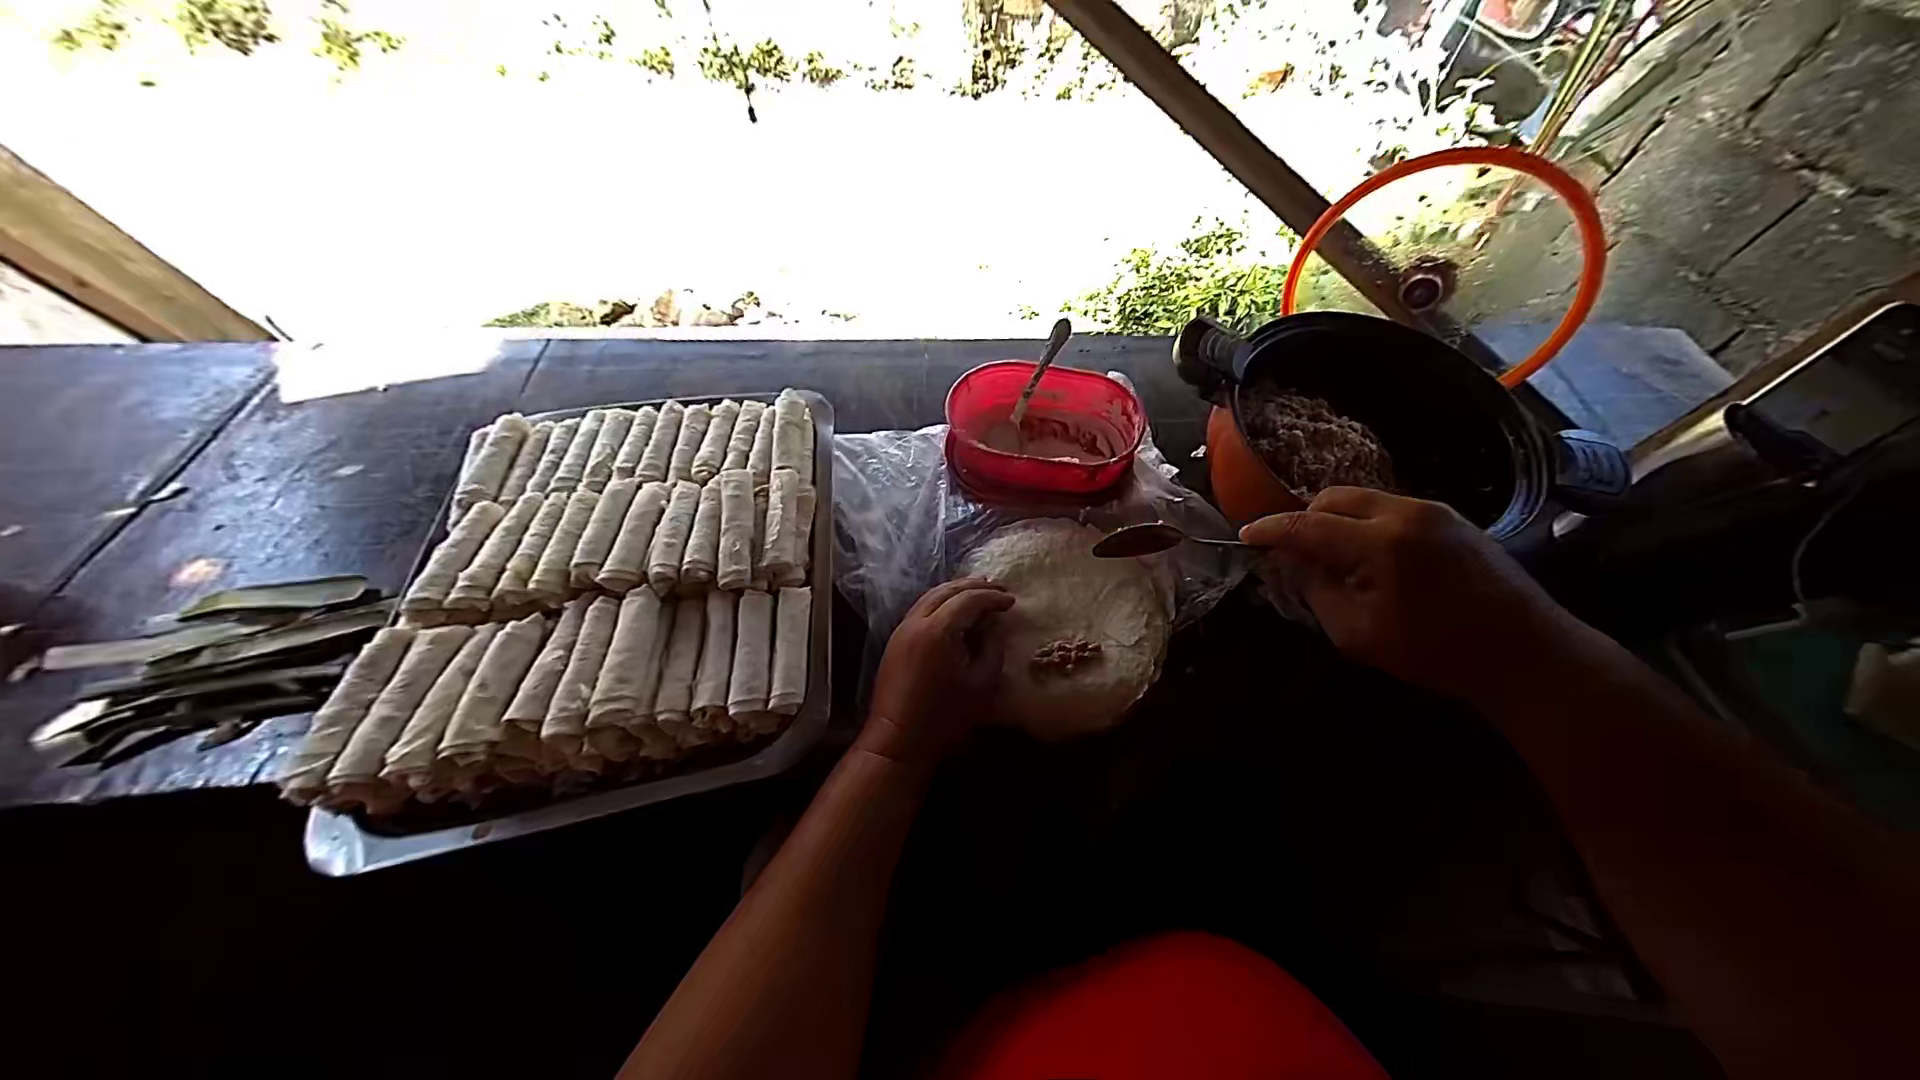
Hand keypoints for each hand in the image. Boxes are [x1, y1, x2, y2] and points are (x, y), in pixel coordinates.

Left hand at [860, 578, 1014, 769]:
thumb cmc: (944, 716)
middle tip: (997, 588)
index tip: (1012, 600)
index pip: (969, 599)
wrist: (898, 739)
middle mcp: (916, 622)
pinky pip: (921, 609)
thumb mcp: (982, 684)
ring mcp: (901, 630)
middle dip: (974, 586)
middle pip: (946, 590)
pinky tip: (954, 611)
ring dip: (955, 591)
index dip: (993, 597)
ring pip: (930, 597)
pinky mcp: (895, 641)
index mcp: (937, 630)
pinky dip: (941, 603)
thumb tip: (993, 627)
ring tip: (978, 593)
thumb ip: (992, 649)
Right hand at [1242, 488, 1577, 701]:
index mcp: (1381, 543)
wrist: (1526, 653)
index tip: (1246, 536)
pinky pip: (1388, 507)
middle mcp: (1406, 512)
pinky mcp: (1450, 518)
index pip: (1307, 525)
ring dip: (1334, 521)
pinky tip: (1367, 556)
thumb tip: (1293, 563)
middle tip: (1293, 553)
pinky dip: (1363, 523)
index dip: (1270, 530)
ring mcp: (1433, 510)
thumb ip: (1315, 589)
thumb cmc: (1435, 652)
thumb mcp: (1355, 632)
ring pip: (1360, 499)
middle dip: (1304, 520)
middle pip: (1332, 498)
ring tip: (1332, 557)